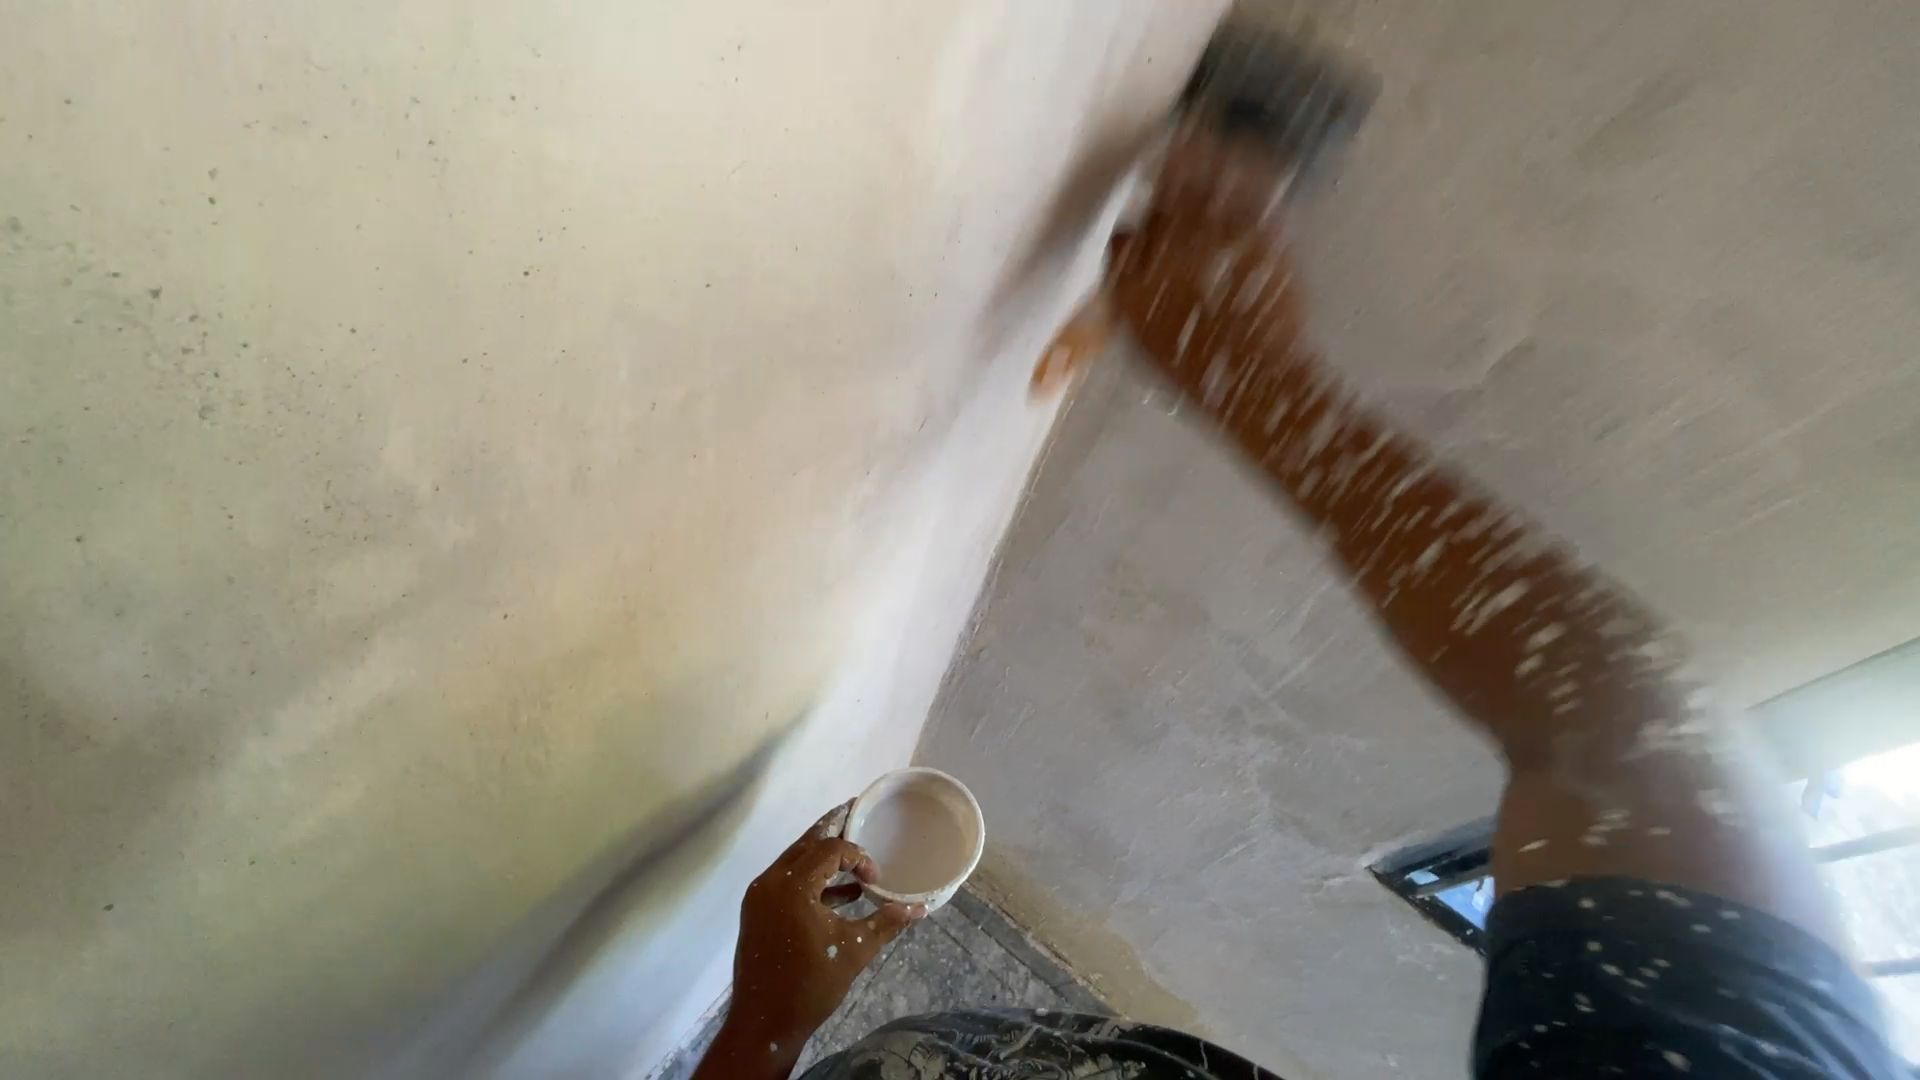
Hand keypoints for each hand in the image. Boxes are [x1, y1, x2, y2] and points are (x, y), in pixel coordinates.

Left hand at [727, 801, 925, 1049]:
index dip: (857, 856)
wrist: (763, 1026)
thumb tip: (920, 908)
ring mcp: (760, 896)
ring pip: (795, 860)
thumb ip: (887, 922)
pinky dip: (811, 878)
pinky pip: (787, 879)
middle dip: (834, 830)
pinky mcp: (757, 910)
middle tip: (856, 812)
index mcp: (793, 886)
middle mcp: (771, 881)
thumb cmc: (810, 985)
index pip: (829, 849)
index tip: (875, 878)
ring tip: (852, 853)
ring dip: (822, 855)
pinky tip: (839, 893)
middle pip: (807, 843)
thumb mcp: (855, 951)